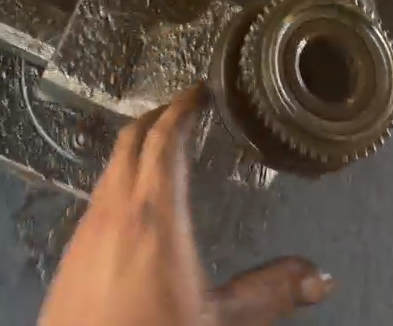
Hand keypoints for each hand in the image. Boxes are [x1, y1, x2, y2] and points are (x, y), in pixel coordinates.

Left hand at [39, 88, 333, 325]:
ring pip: (111, 165)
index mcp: (154, 212)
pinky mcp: (71, 249)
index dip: (182, 107)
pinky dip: (119, 177)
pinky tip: (133, 204)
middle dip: (158, 116)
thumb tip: (320, 276)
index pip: (165, 139)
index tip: (199, 90)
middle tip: (185, 110)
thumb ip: (267, 293)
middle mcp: (116, 206)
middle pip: (132, 139)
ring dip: (136, 146)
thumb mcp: (217, 322)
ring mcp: (87, 226)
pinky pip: (98, 193)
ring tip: (162, 148)